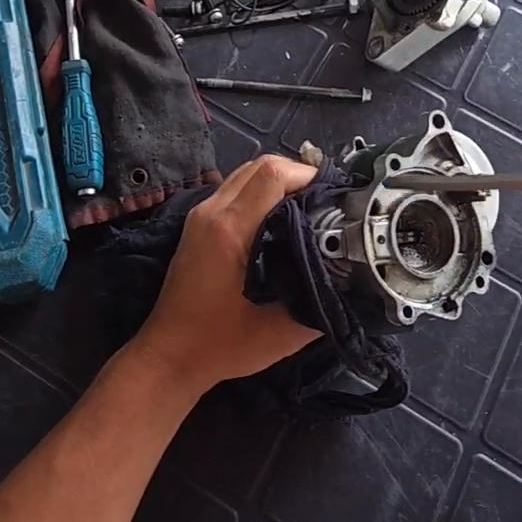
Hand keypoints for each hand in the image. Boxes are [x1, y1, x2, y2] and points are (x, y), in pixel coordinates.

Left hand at [129, 155, 321, 396]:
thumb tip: (352, 280)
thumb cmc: (221, 344)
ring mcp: (200, 215)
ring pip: (245, 174)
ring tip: (307, 207)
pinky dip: (260, 192)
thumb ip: (318, 302)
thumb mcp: (280, 332)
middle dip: (297, 175)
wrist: (169, 356)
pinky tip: (280, 219)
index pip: (272, 175)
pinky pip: (234, 189)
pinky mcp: (197, 224)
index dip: (307, 176)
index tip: (333, 197)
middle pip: (259, 165)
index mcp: (230, 230)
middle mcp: (212, 212)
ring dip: (277, 181)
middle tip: (325, 201)